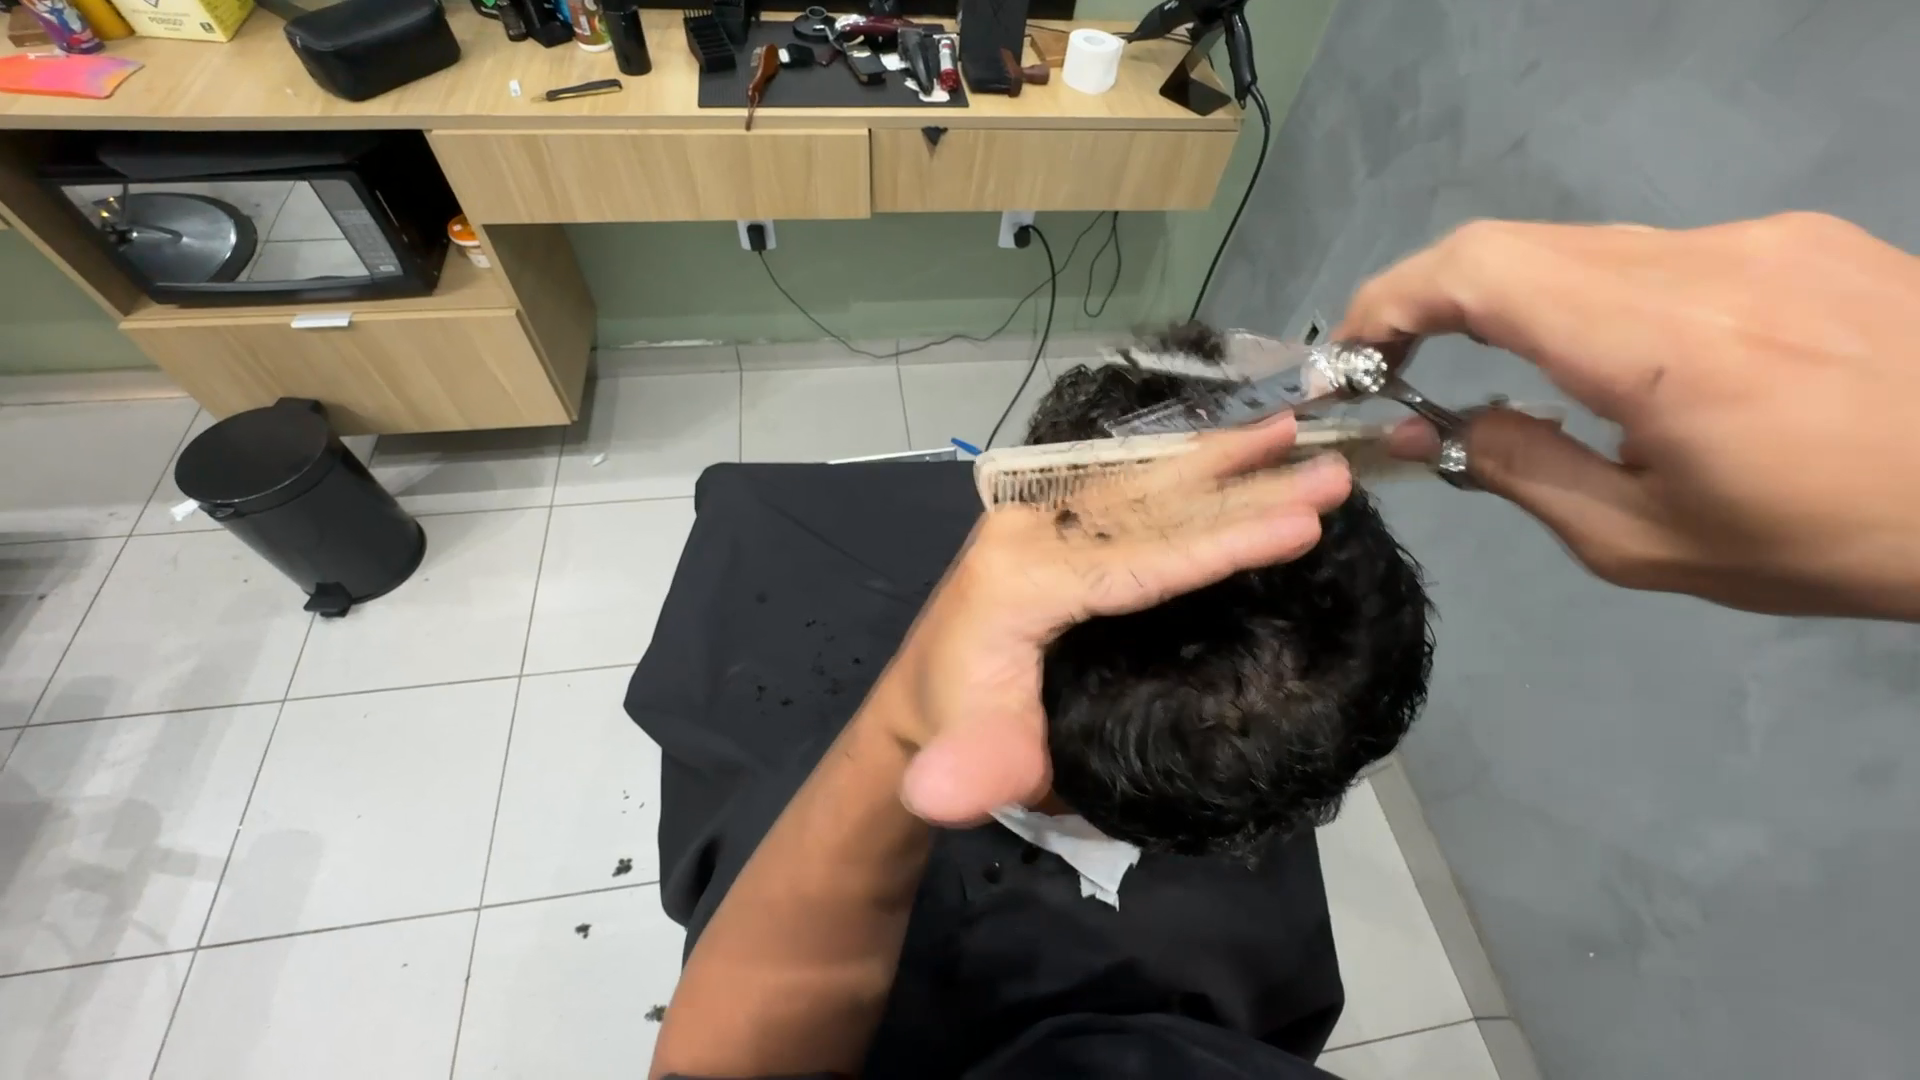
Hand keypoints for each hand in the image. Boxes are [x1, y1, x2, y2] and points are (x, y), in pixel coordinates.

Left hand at [882, 415, 1354, 824]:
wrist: (919, 706)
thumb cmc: (960, 736)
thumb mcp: (974, 761)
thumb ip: (973, 771)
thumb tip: (939, 796)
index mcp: (1018, 581)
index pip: (1140, 559)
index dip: (1223, 543)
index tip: (1305, 522)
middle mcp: (1027, 533)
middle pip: (1150, 508)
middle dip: (1244, 490)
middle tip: (1331, 473)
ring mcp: (1035, 522)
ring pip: (1139, 485)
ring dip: (1217, 461)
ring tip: (1288, 431)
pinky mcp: (1046, 526)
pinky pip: (1122, 489)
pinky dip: (1179, 469)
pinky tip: (1222, 452)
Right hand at [1337, 212, 1919, 618]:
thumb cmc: (1835, 538)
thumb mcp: (1640, 540)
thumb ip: (1518, 470)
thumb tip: (1427, 426)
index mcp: (1661, 344)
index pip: (1481, 272)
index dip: (1389, 298)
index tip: (1349, 352)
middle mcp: (1703, 264)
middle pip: (1509, 245)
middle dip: (1421, 298)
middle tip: (1384, 362)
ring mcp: (1753, 240)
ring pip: (1566, 246)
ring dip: (1491, 298)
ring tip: (1464, 359)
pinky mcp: (1788, 242)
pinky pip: (1634, 255)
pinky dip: (1564, 296)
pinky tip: (1583, 353)